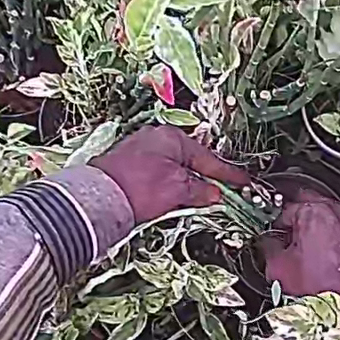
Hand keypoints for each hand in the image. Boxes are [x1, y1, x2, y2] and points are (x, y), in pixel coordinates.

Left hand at [93, 126, 250, 223]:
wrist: (96, 201)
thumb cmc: (140, 188)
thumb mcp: (178, 189)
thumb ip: (200, 191)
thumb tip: (215, 194)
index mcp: (171, 137)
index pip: (208, 158)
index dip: (228, 173)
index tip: (243, 182)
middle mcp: (155, 139)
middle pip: (191, 161)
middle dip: (207, 177)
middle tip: (225, 191)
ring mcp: (140, 151)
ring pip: (174, 168)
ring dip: (188, 183)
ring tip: (201, 198)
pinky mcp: (128, 166)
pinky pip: (160, 174)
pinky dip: (172, 185)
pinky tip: (176, 196)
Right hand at [260, 189, 339, 325]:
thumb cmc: (325, 292)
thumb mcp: (280, 270)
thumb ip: (270, 247)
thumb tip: (269, 243)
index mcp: (314, 213)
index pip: (288, 208)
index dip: (278, 223)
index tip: (276, 234)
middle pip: (314, 206)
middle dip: (302, 220)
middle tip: (292, 239)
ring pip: (335, 218)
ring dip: (324, 229)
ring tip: (313, 253)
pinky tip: (334, 260)